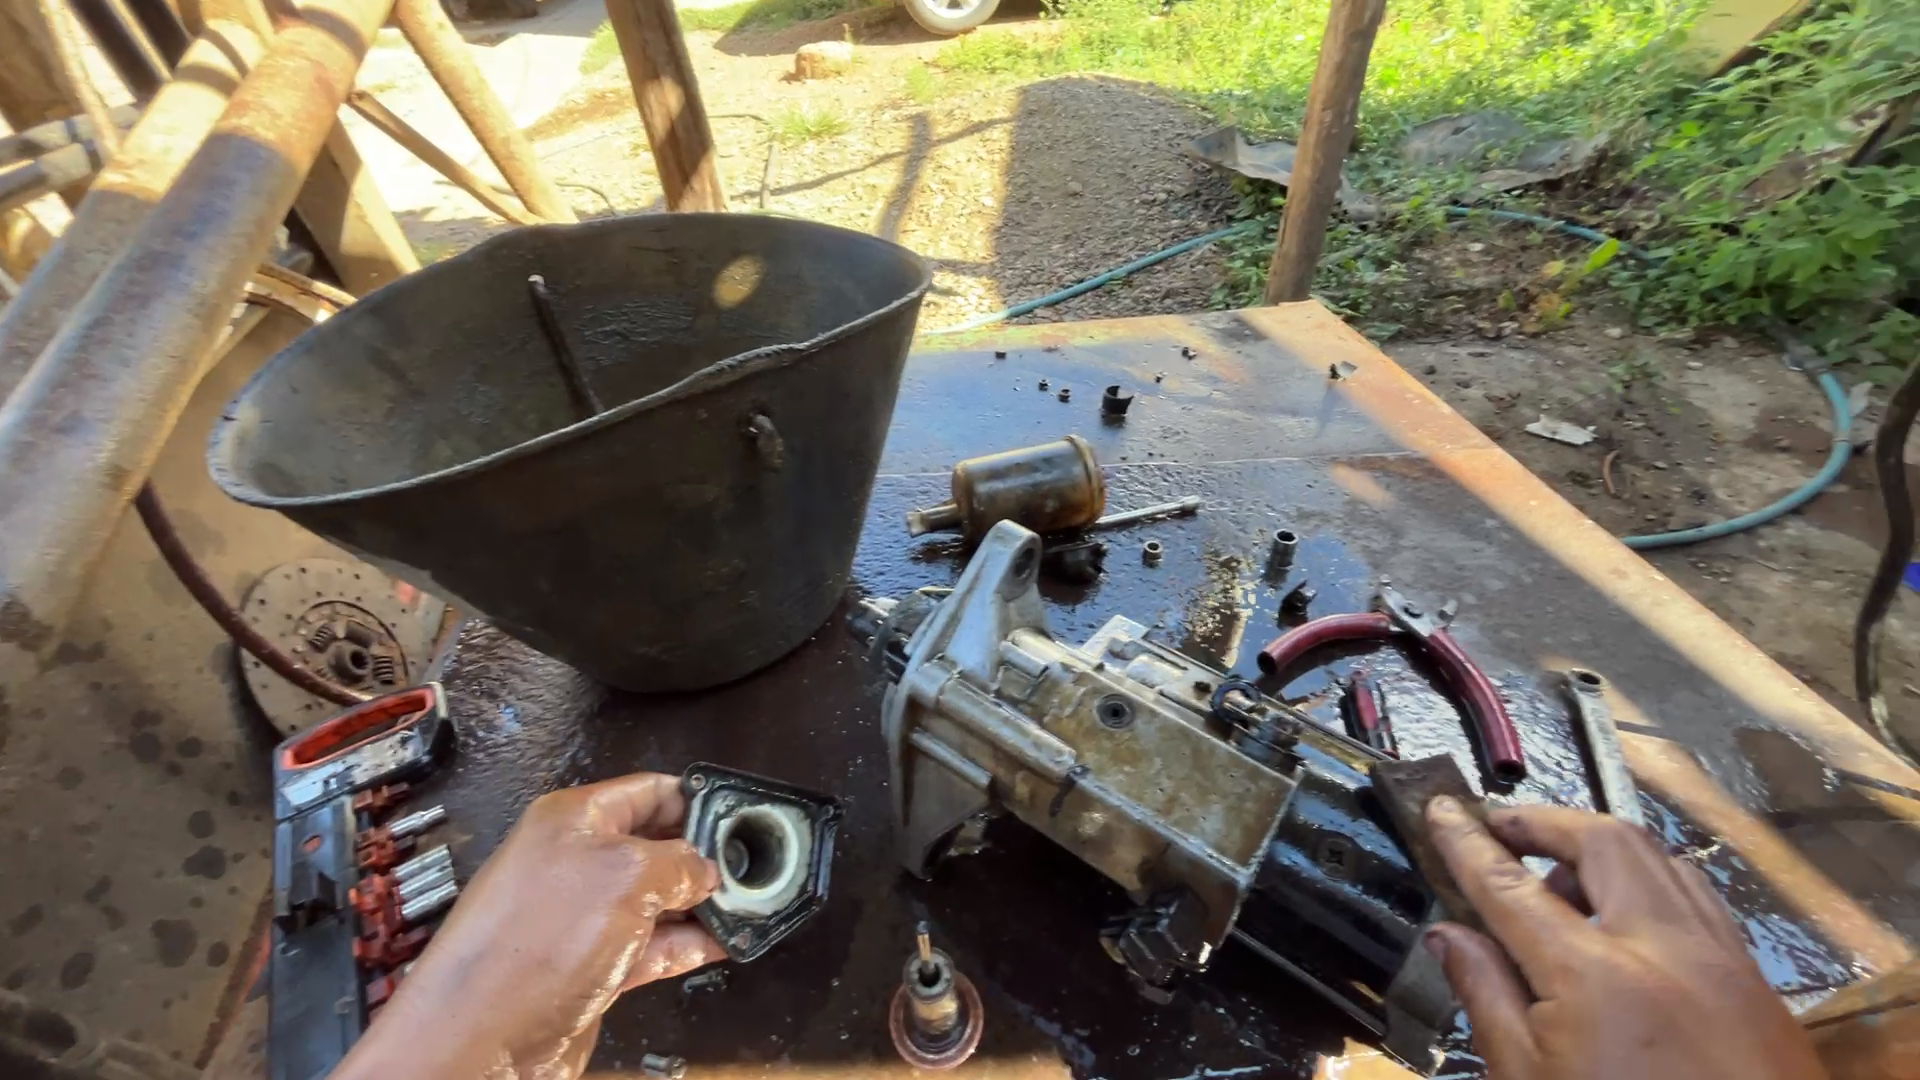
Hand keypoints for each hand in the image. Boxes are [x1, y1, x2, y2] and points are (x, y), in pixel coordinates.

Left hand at [336, 773, 724, 1079]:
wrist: (473, 1052)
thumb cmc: (548, 938)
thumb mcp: (627, 877)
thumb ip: (681, 862)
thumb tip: (707, 871)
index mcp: (574, 818)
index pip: (650, 790)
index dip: (697, 798)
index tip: (741, 816)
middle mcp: (576, 860)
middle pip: (656, 842)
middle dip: (704, 854)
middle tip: (752, 863)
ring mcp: (582, 917)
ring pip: (657, 896)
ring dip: (701, 901)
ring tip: (749, 903)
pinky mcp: (590, 966)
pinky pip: (649, 943)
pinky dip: (685, 941)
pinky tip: (724, 942)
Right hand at [1423, 798, 1826, 1079]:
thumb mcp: (1528, 1079)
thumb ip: (1484, 993)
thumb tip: (1447, 934)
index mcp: (1597, 979)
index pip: (1509, 883)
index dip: (1465, 840)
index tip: (1440, 808)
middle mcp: (1667, 953)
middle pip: (1601, 841)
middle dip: (1540, 821)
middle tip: (1496, 830)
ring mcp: (1726, 967)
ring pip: (1658, 859)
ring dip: (1594, 847)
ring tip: (1553, 876)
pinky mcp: (1761, 991)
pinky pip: (1696, 899)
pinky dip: (1643, 880)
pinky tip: (1615, 915)